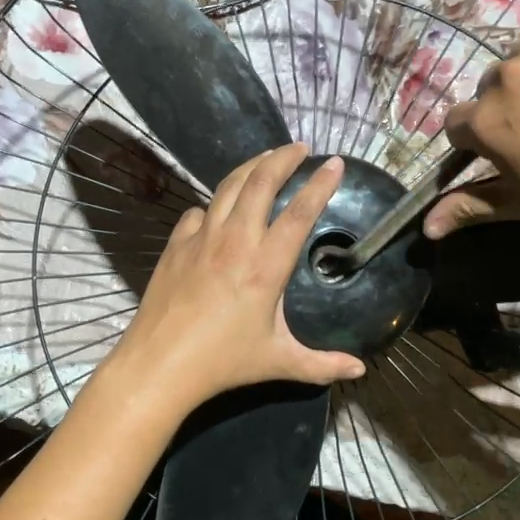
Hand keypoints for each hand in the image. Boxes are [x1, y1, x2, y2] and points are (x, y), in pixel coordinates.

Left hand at [105, 143, 365, 411]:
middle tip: (299, 148)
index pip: (299, 213)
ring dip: (250, 167)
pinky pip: (198, 212)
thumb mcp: (278, 363)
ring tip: (266, 159)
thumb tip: (359, 371)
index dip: (320, 185)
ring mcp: (201, 239)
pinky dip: (213, 203)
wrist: (160, 363)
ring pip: (227, 187)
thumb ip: (322, 364)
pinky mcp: (175, 245)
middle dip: (282, 158)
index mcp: (266, 266)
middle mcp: (234, 242)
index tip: (335, 163)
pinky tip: (218, 208)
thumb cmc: (222, 362)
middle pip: (260, 182)